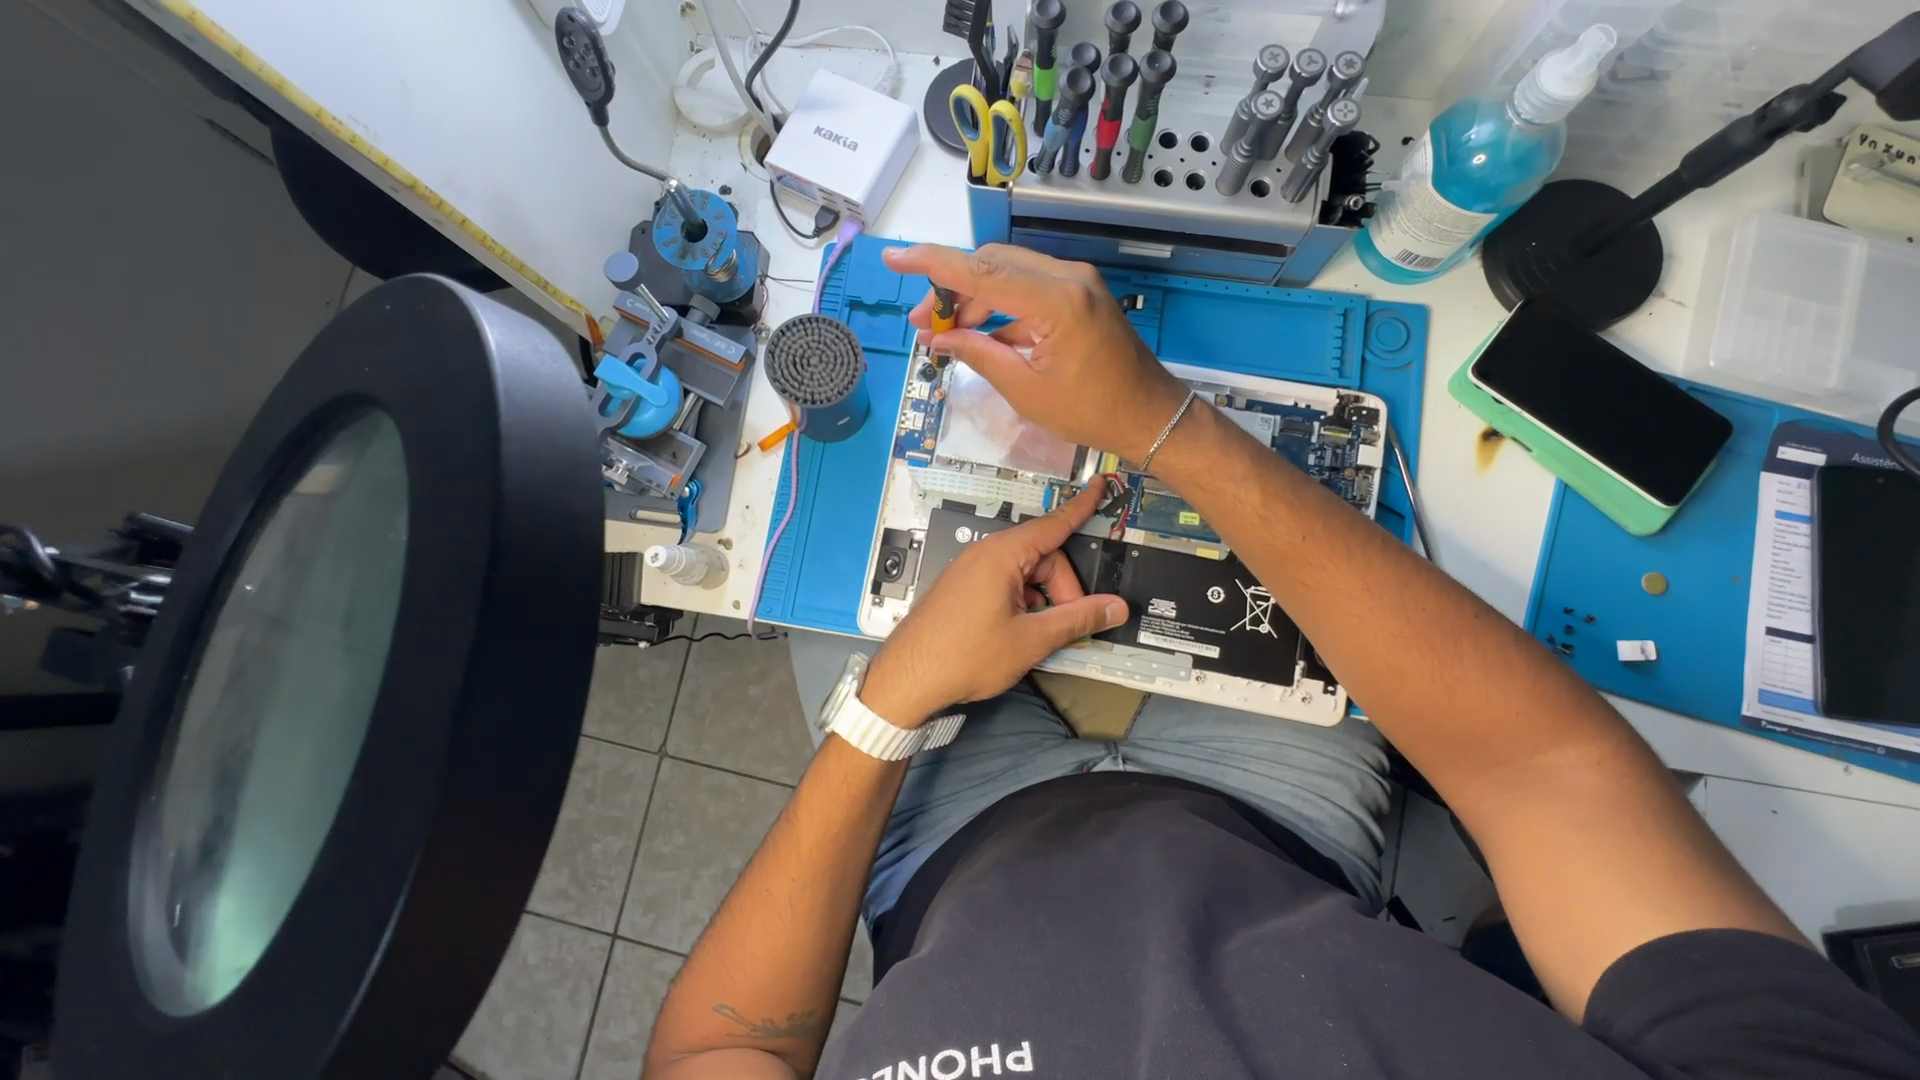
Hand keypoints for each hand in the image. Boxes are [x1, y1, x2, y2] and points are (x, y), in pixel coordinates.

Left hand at [860, 485, 1128, 725]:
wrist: (908, 679)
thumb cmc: (967, 656)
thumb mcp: (1031, 640)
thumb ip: (1077, 620)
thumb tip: (1117, 607)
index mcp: (1002, 554)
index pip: (1053, 524)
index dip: (1082, 507)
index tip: (1100, 486)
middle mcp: (985, 553)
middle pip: (1043, 556)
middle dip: (1063, 587)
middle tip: (1068, 625)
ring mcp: (970, 570)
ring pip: (1024, 573)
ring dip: (1041, 599)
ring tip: (1038, 635)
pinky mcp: (961, 588)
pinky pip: (1003, 583)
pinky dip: (1020, 602)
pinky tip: (1018, 633)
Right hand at [883, 244, 1189, 462]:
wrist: (1149, 414)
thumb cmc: (1091, 411)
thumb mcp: (1026, 390)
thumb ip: (978, 354)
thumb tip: (939, 340)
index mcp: (1056, 301)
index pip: (982, 272)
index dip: (933, 265)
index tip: (896, 258)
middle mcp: (1068, 278)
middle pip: (992, 264)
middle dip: (951, 289)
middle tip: (923, 325)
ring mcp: (1077, 282)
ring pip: (1009, 273)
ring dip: (974, 299)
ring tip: (943, 333)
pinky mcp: (1079, 293)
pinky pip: (1028, 288)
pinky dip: (1000, 307)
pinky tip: (978, 335)